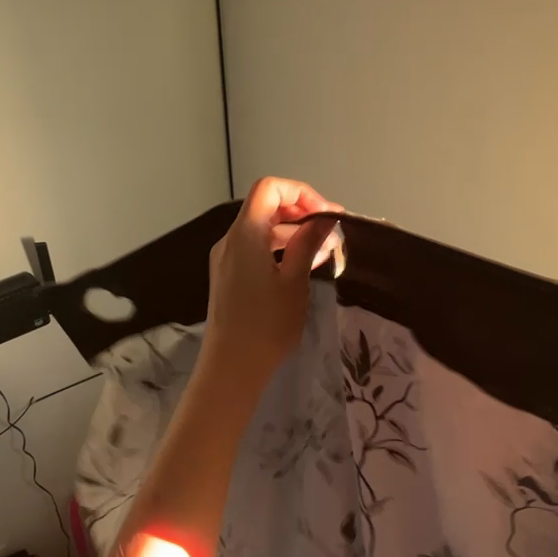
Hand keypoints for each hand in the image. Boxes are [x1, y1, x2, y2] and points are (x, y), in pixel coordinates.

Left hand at [201, 177, 341, 375]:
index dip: (301, 193)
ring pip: (260, 228)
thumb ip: (309, 243)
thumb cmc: (267, 325)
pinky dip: (278, 248)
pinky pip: (254, 248)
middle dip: (300, 211)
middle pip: (264, 206)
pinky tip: (301, 265)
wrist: (231, 368)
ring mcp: (226, 258)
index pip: (269, 188)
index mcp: (245, 234)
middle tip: (331, 230)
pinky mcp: (227, 276)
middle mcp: (230, 239)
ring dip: (291, 231)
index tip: (325, 215)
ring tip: (323, 250)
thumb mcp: (295, 281)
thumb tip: (325, 219)